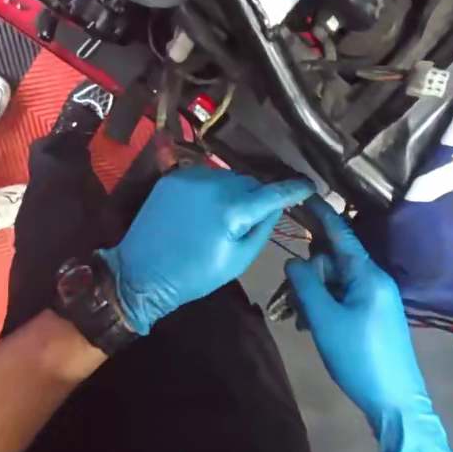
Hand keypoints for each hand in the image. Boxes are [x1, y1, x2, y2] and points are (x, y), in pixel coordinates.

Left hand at [99, 167, 312, 332]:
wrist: (142, 272)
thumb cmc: (195, 275)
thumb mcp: (238, 259)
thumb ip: (262, 228)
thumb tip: (277, 206)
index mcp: (233, 210)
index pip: (273, 192)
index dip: (295, 188)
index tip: (310, 186)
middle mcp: (214, 184)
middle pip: (250, 181)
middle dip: (258, 194)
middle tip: (255, 214)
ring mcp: (190, 177)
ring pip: (227, 176)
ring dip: (234, 190)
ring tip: (226, 213)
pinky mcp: (173, 178)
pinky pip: (204, 176)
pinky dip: (212, 188)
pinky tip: (205, 207)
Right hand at [284, 198, 452, 451]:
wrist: (396, 401)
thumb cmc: (358, 357)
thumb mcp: (324, 320)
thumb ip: (306, 285)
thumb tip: (294, 260)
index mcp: (368, 275)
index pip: (341, 235)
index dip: (322, 215)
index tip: (304, 195)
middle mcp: (376, 280)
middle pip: (335, 260)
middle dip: (311, 272)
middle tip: (295, 299)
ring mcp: (378, 298)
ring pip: (337, 281)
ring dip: (316, 293)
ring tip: (302, 320)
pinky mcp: (375, 314)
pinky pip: (345, 297)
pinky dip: (326, 305)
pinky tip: (314, 326)